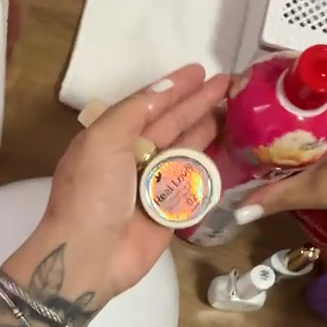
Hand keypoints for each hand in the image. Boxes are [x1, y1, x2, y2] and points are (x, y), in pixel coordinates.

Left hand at [25, 64, 229, 296]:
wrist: (89, 255)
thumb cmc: (92, 193)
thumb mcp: (104, 139)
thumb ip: (135, 110)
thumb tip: (166, 88)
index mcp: (110, 139)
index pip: (147, 106)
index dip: (174, 89)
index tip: (201, 71)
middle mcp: (131, 159)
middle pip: (171, 125)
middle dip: (198, 104)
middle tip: (230, 84)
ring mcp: (152, 185)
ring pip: (186, 151)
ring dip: (209, 130)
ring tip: (237, 108)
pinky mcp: (171, 211)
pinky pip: (195, 183)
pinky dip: (212, 165)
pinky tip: (232, 148)